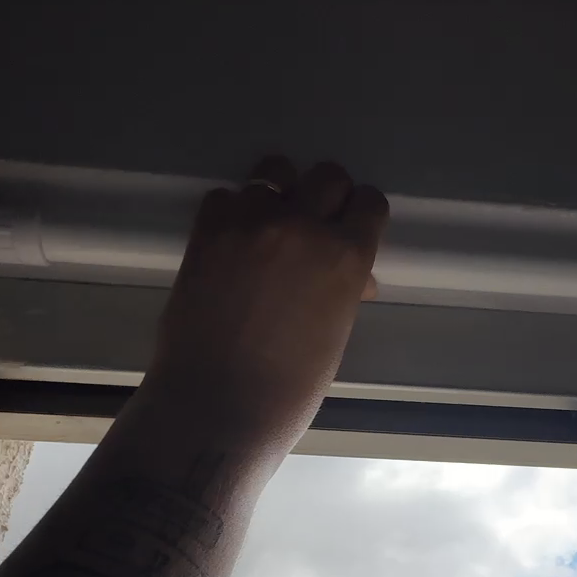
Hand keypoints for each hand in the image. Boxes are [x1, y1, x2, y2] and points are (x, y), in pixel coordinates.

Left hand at [138, 156, 389, 450]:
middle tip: (315, 231)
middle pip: (327, 176)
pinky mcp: (207, 232)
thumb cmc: (290, 391)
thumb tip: (348, 279)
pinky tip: (233, 245)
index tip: (352, 232)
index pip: (369, 203)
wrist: (218, 405)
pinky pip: (226, 196)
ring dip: (279, 192)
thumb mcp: (334, 337)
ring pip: (274, 171)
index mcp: (346, 257)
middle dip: (327, 199)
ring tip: (271, 226)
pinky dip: (234, 213)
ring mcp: (250, 223)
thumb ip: (341, 292)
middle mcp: (302, 226)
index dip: (362, 217)